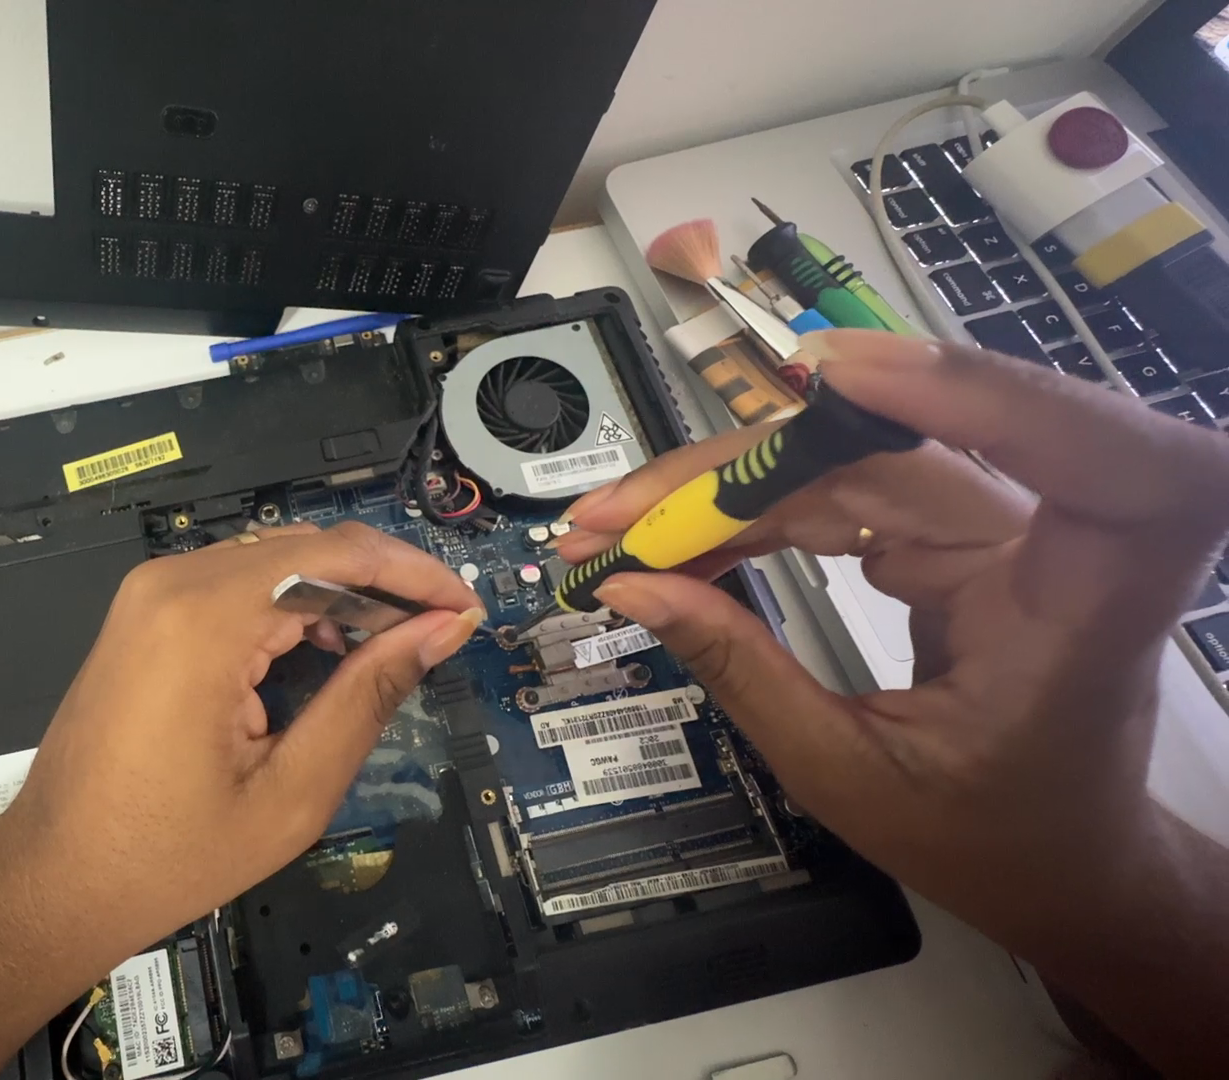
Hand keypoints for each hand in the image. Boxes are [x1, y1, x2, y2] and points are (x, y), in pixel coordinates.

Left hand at [0, 522, 483, 968]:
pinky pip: (234, 582)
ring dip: (336, 593)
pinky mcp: (144, 611)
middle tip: (433, 634)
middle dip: (379, 584)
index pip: (335, 555)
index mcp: (205, 618)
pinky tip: (318, 649)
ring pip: (272, 560)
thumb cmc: (170, 854)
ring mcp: (150, 592)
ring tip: (384, 647)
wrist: (56, 877)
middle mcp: (172, 582)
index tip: (462, 608)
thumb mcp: (291, 790)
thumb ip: (369, 697)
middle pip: (305, 548)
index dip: (412, 574)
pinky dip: (288, 604)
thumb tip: (438, 633)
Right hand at [556, 330, 1228, 1075]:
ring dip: (703, 497)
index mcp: (1078, 616)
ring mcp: (980, 530)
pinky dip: (728, 518)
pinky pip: (815, 498)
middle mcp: (1041, 546)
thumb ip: (737, 669)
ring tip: (607, 532)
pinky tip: (662, 543)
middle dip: (720, 482)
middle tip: (604, 523)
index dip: (982, 396)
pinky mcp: (930, 532)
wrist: (1046, 857)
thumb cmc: (978, 834)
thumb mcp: (839, 768)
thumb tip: (627, 585)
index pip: (1104, 469)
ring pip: (826, 469)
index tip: (835, 373)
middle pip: (875, 462)